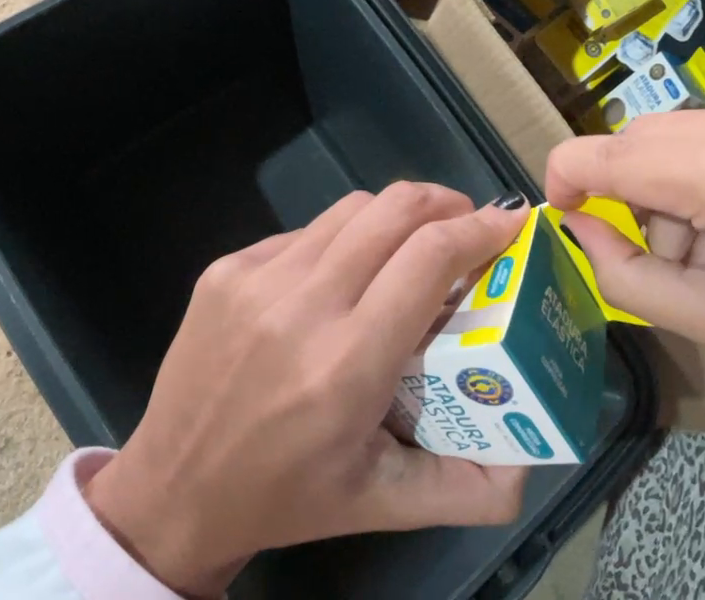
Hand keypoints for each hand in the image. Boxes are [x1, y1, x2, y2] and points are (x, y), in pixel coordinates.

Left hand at [84, 184, 532, 595]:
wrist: (172, 492)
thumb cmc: (289, 498)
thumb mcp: (386, 502)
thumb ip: (469, 488)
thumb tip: (532, 463)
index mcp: (348, 364)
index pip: (430, 258)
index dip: (481, 229)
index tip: (511, 225)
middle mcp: (302, 308)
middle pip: (395, 210)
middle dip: (446, 203)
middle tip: (470, 224)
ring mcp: (256, 280)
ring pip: (351, 210)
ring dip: (397, 215)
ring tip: (414, 242)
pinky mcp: (225, 270)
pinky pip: (306, 231)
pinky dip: (343, 239)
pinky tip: (345, 274)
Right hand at [546, 102, 704, 513]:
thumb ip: (632, 274)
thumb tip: (574, 229)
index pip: (618, 154)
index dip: (569, 178)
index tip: (559, 217)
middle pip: (651, 133)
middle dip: (624, 187)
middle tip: (642, 253)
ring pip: (689, 132)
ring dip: (669, 184)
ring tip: (704, 253)